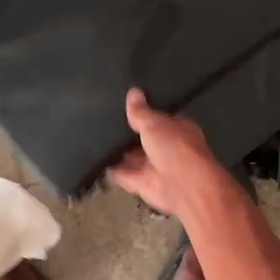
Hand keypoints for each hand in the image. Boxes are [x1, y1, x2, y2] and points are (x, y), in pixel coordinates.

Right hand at [106, 89, 229, 217]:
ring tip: (95, 137)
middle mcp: (166, 147)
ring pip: (132, 156)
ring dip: (118, 151)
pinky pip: (123, 174)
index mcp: (176, 129)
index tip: (123, 103)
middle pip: (143, 138)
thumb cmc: (176, 148)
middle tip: (103, 120)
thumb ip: (140, 111)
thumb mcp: (155, 123)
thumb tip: (133, 92)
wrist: (184, 188)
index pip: (158, 117)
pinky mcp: (142, 184)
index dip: (143, 111)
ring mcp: (154, 167)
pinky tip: (97, 161)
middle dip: (127, 132)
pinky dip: (111, 170)